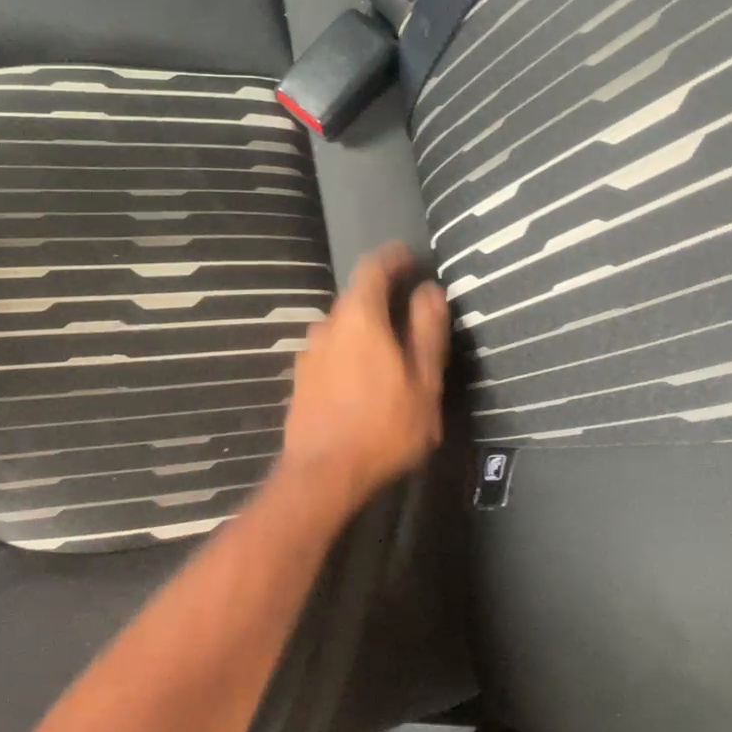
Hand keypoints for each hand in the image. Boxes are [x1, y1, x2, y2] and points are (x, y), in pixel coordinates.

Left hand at [280, 243, 450, 509]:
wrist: (322, 473)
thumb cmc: (383, 427)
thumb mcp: (422, 382)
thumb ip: (427, 332)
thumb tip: (430, 291)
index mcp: (359, 318)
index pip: (373, 268)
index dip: (393, 258)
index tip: (410, 258)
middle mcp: (327, 326)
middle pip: (356, 299)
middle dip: (383, 298)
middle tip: (411, 311)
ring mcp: (309, 353)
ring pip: (343, 328)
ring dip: (367, 330)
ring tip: (392, 351)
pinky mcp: (301, 378)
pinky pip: (332, 352)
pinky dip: (351, 352)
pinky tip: (365, 378)